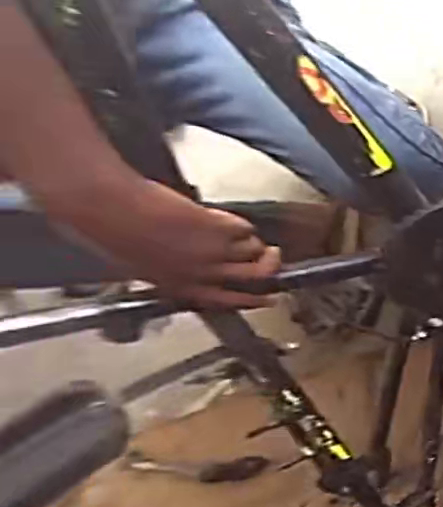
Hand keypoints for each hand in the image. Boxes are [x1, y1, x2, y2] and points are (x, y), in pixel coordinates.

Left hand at [50, 178, 280, 309]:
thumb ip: (177, 273)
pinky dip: (234, 221)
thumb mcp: (141, 265)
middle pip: (259, 275)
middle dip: (270, 264)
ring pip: (255, 249)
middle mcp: (203, 273)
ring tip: (229, 228)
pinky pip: (245, 227)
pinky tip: (212, 216)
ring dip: (247, 238)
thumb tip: (207, 274)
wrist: (107, 205)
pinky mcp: (224, 230)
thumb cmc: (111, 231)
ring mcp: (216, 251)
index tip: (270, 299)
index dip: (254, 301)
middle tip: (272, 254)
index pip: (229, 301)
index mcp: (179, 284)